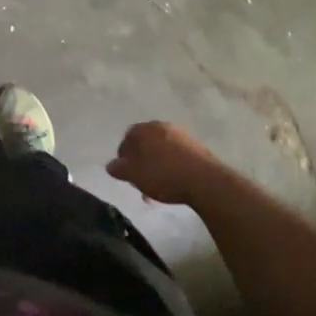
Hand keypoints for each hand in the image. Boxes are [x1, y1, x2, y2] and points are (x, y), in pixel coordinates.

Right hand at [107, 121, 224, 205]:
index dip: (123, 159)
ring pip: (161, 151)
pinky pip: (176, 155)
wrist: (204, 180)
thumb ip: (119, 169)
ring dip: (156, 167)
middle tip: (141, 183)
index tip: (127, 176)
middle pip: (145, 145)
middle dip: (141, 164)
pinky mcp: (196, 146)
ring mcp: (181, 135)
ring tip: (157, 188)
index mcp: (144, 129)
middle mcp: (161, 126)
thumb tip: (110, 165)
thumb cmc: (163, 175)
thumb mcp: (134, 175)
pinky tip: (173, 183)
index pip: (126, 140)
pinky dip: (171, 167)